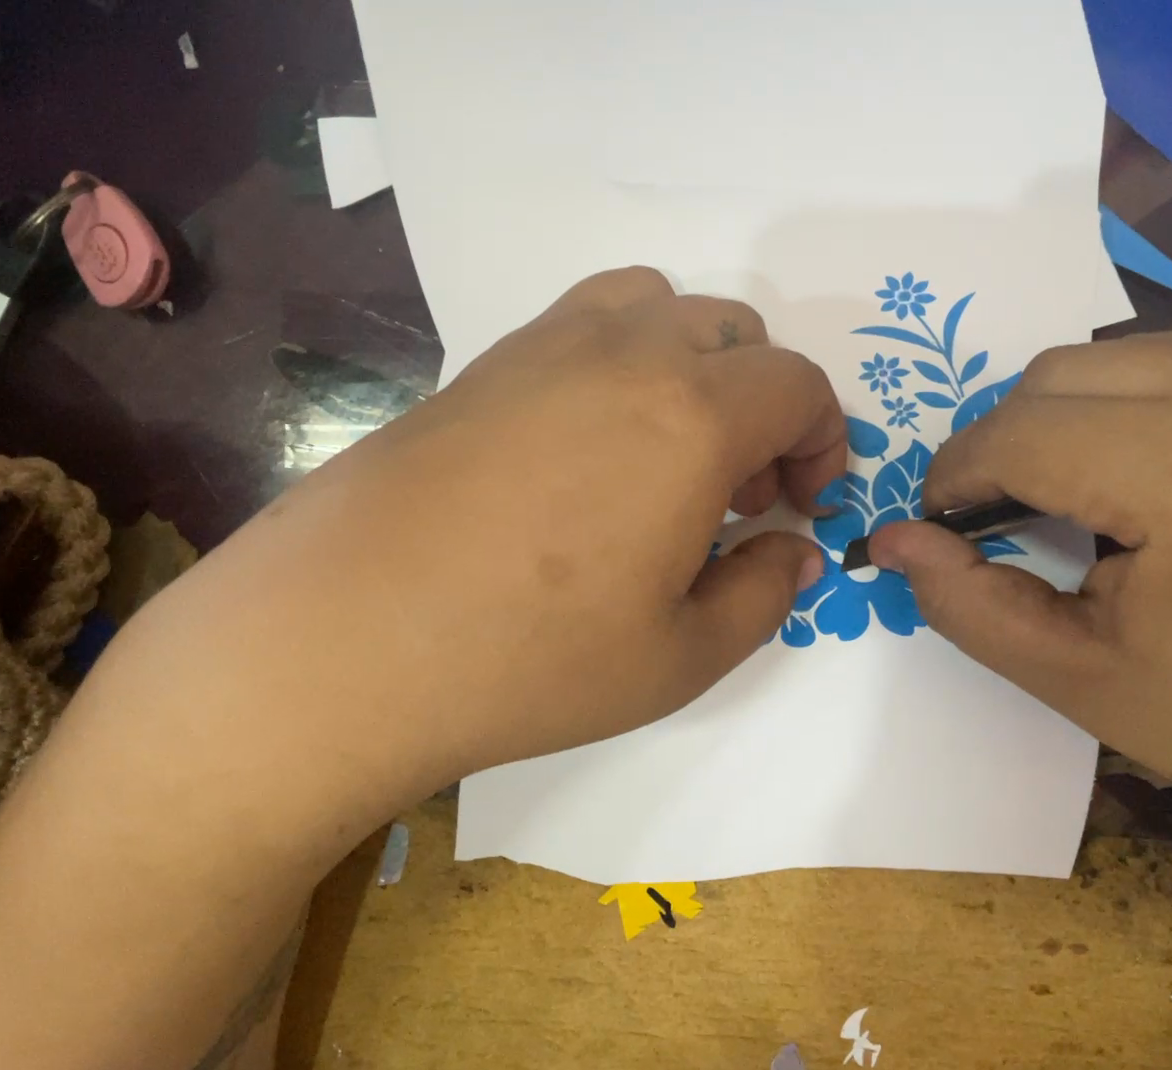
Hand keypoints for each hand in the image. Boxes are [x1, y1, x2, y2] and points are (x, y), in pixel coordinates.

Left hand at [128, 266, 842, 817]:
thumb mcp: (682, 657)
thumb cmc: (531, 661)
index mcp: (693, 417)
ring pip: (657, 307)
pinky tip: (587, 446)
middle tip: (736, 492)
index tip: (802, 504)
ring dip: (693, 365)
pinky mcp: (483, 364)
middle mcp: (627, 354)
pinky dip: (621, 358)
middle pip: (735, 334)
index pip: (797, 385)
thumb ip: (764, 593)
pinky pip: (583, 323)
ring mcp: (546, 346)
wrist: (348, 639)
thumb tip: (793, 549)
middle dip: (763, 405)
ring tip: (666, 451)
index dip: (823, 440)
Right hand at [869, 266, 1171, 838]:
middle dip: (1014, 444)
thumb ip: (965, 601)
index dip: (956, 478)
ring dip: (1101, 408)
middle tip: (1020, 519)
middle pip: (1068, 372)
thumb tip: (892, 539)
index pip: (1017, 434)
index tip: (946, 523)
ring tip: (1114, 489)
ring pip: (1151, 342)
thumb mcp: (1078, 681)